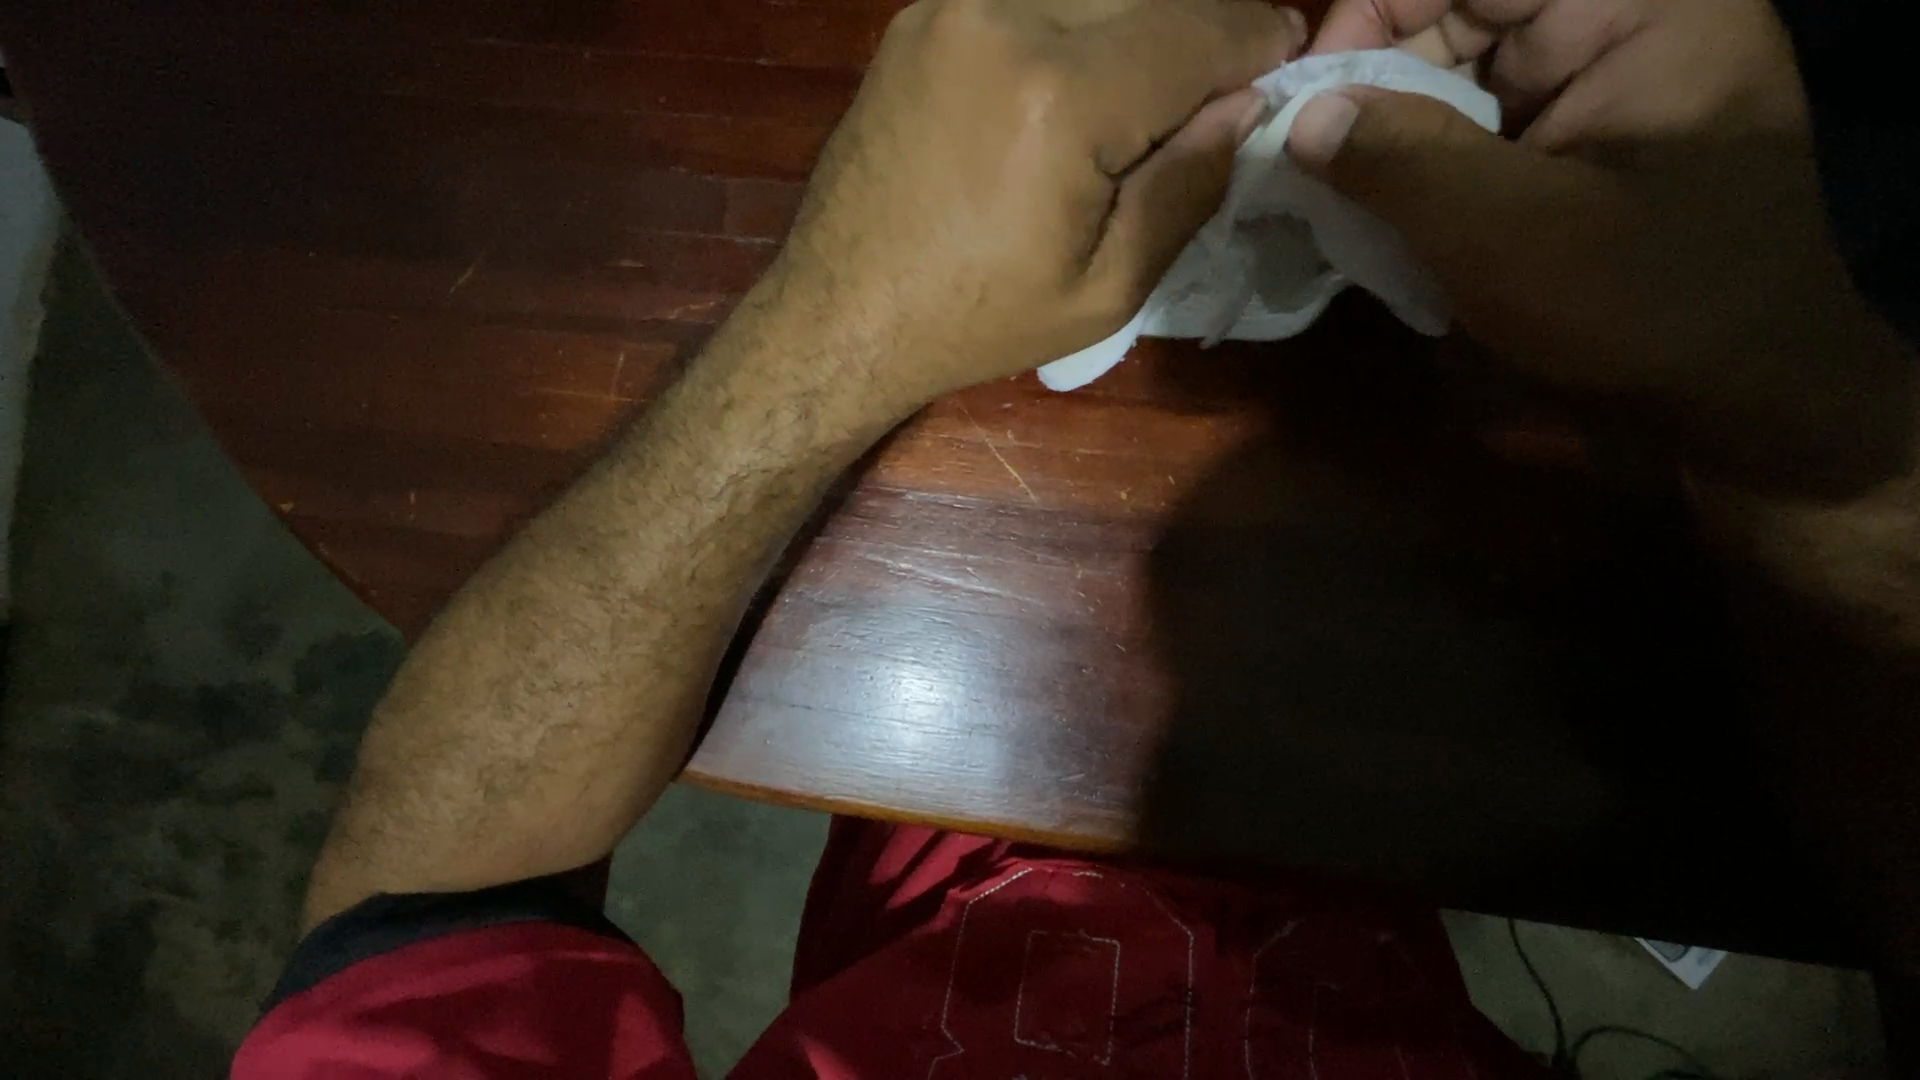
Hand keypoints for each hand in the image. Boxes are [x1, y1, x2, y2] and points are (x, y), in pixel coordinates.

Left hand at [773, 0, 1306, 410]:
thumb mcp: (1102, 292)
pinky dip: (1074, 24)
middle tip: (1224, 77)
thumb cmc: (974, 323)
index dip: (1258, 40)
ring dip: (1139, 22)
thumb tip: (1240, 109)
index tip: (1283, 58)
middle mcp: (1009, 18)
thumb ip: (1185, 190)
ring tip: (1154, 84)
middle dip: (1203, 26)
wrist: (842, 314)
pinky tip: (1082, 77)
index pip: (1202, 29)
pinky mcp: (920, 15)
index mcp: (1064, 99)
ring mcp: (953, 5)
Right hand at [1291, 0, 1911, 491]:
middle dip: (1369, 75)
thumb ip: (1402, 162)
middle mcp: (1615, 35)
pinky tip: (1355, 207)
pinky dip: (1403, 172)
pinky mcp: (1555, 164)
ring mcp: (1584, 104)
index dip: (1380, 8)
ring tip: (1311, 182)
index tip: (1304, 88)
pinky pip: (1461, 143)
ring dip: (1376, 131)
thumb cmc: (1637, 304)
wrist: (1721, 399)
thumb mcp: (1508, 230)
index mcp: (1640, 10)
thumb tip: (1299, 115)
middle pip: (1461, 19)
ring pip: (1451, 85)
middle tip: (1293, 145)